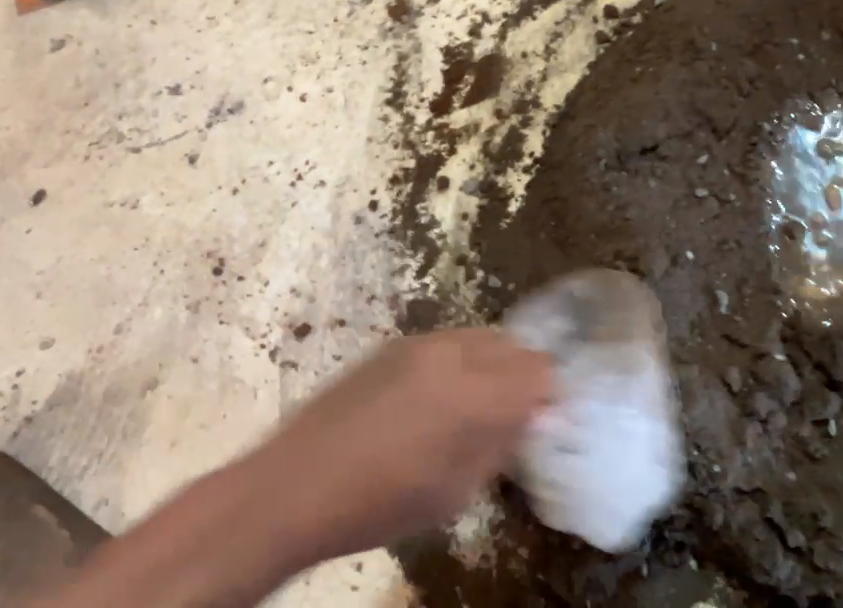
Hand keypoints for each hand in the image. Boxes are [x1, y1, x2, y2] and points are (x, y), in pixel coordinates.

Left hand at [248, 328, 554, 563]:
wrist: (291, 488)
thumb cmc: (379, 504)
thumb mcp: (456, 492)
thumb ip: (502, 446)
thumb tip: (535, 419)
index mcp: (476, 395)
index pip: (542, 372)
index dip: (551, 396)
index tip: (544, 422)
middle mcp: (456, 355)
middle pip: (518, 348)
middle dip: (525, 377)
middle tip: (514, 415)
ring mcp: (423, 344)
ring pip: (485, 337)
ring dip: (495, 364)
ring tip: (476, 404)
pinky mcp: (395, 345)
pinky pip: (450, 340)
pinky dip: (462, 360)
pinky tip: (439, 396)